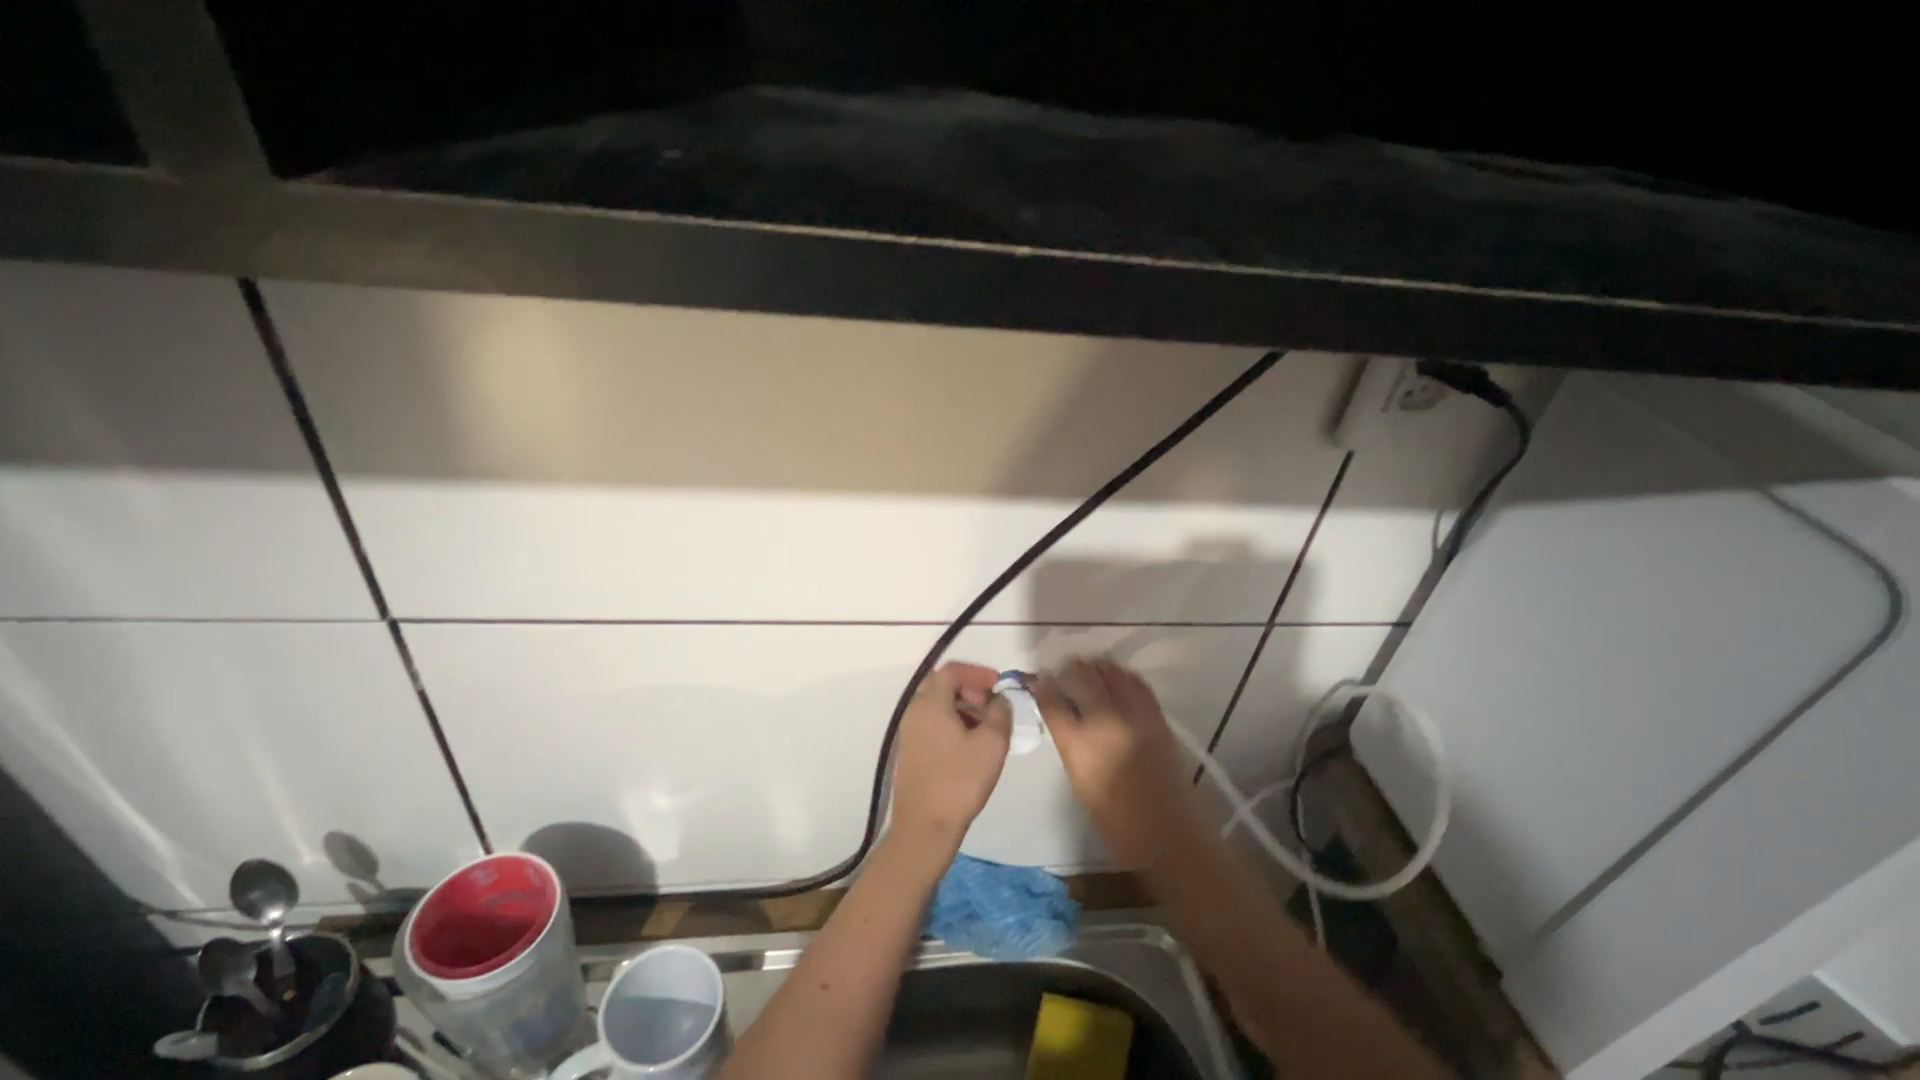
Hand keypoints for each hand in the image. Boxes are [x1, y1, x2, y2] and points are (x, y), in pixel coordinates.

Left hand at [889, 662, 1011, 846]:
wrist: (926, 825)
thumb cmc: (960, 780)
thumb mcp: (992, 743)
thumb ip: (1000, 712)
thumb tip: (999, 700)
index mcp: (930, 703)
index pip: (951, 670)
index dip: (978, 672)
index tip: (999, 686)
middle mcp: (914, 712)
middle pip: (941, 685)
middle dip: (970, 689)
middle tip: (993, 706)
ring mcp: (909, 733)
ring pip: (937, 706)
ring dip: (963, 708)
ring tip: (987, 729)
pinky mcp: (911, 752)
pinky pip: (932, 724)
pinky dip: (953, 724)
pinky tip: (971, 746)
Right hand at [1035, 657, 1200, 866]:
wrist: (1167, 833)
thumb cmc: (1115, 820)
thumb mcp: (1079, 780)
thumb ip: (1070, 743)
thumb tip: (1065, 716)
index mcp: (1077, 744)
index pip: (1052, 701)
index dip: (1043, 685)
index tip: (1039, 679)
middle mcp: (1104, 722)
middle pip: (1081, 677)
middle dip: (1067, 669)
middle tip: (1062, 669)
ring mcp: (1134, 716)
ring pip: (1111, 673)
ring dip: (1096, 667)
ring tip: (1088, 669)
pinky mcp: (1157, 717)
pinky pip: (1137, 684)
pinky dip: (1123, 676)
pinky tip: (1117, 678)